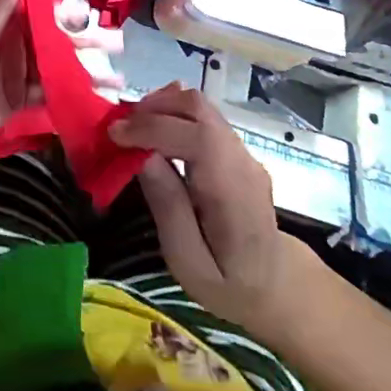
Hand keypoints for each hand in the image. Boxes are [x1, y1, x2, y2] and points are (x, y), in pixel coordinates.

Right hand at [108, 85, 314, 338]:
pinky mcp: (235, 150)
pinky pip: (202, 118)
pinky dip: (171, 114)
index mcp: (232, 191)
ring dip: (160, 107)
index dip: (151, 127)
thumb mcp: (189, 264)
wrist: (275, 285)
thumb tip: (143, 157)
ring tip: (130, 127)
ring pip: (200, 106)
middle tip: (119, 126)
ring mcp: (242, 151)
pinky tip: (151, 131)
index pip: (196, 137)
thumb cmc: (228, 284)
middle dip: (153, 107)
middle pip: (199, 108)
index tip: (115, 135)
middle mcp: (242, 160)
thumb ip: (168, 209)